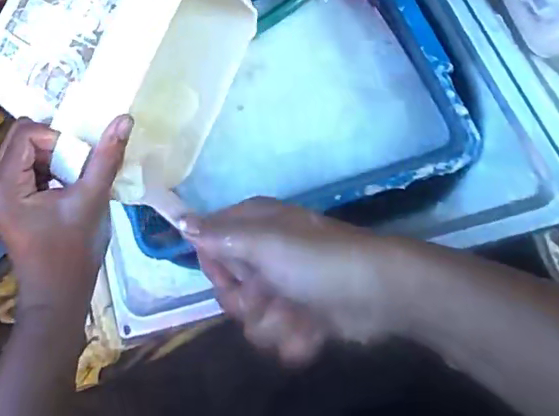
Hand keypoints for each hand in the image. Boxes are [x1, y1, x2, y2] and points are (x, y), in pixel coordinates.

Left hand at [0, 115, 130, 309]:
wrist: (58, 298)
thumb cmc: (72, 251)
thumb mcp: (92, 198)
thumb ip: (106, 156)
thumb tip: (124, 117)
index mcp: (5, 187)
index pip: (25, 133)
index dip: (55, 138)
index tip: (76, 159)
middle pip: (21, 138)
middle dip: (54, 143)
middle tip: (77, 163)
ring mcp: (1, 196)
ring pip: (26, 151)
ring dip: (54, 155)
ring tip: (74, 175)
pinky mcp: (12, 203)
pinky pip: (28, 166)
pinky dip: (50, 167)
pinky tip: (68, 185)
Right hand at [186, 198, 410, 365]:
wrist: (376, 292)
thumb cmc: (317, 260)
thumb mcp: (265, 244)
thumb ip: (222, 236)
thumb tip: (182, 220)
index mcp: (258, 224)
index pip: (212, 244)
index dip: (217, 268)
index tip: (232, 277)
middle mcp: (268, 252)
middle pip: (231, 290)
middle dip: (249, 304)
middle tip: (269, 296)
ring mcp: (287, 286)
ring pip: (254, 320)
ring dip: (275, 325)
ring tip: (298, 316)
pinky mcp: (303, 316)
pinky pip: (280, 337)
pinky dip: (296, 339)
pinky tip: (313, 332)